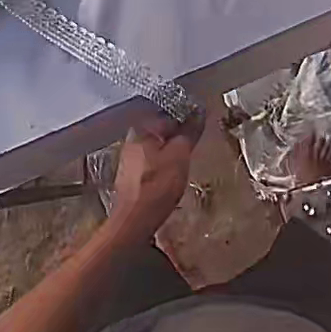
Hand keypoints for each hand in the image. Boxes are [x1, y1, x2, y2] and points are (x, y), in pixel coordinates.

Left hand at [110, 111, 203, 236]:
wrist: (135, 218)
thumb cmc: (158, 185)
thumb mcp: (180, 155)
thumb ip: (189, 132)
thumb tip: (198, 113)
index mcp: (141, 128)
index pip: (169, 115)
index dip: (188, 119)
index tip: (202, 127)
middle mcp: (131, 139)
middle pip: (162, 131)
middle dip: (179, 137)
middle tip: (195, 146)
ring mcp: (128, 157)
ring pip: (157, 147)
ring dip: (172, 152)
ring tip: (186, 162)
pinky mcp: (130, 174)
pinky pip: (151, 162)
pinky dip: (163, 165)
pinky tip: (172, 176)